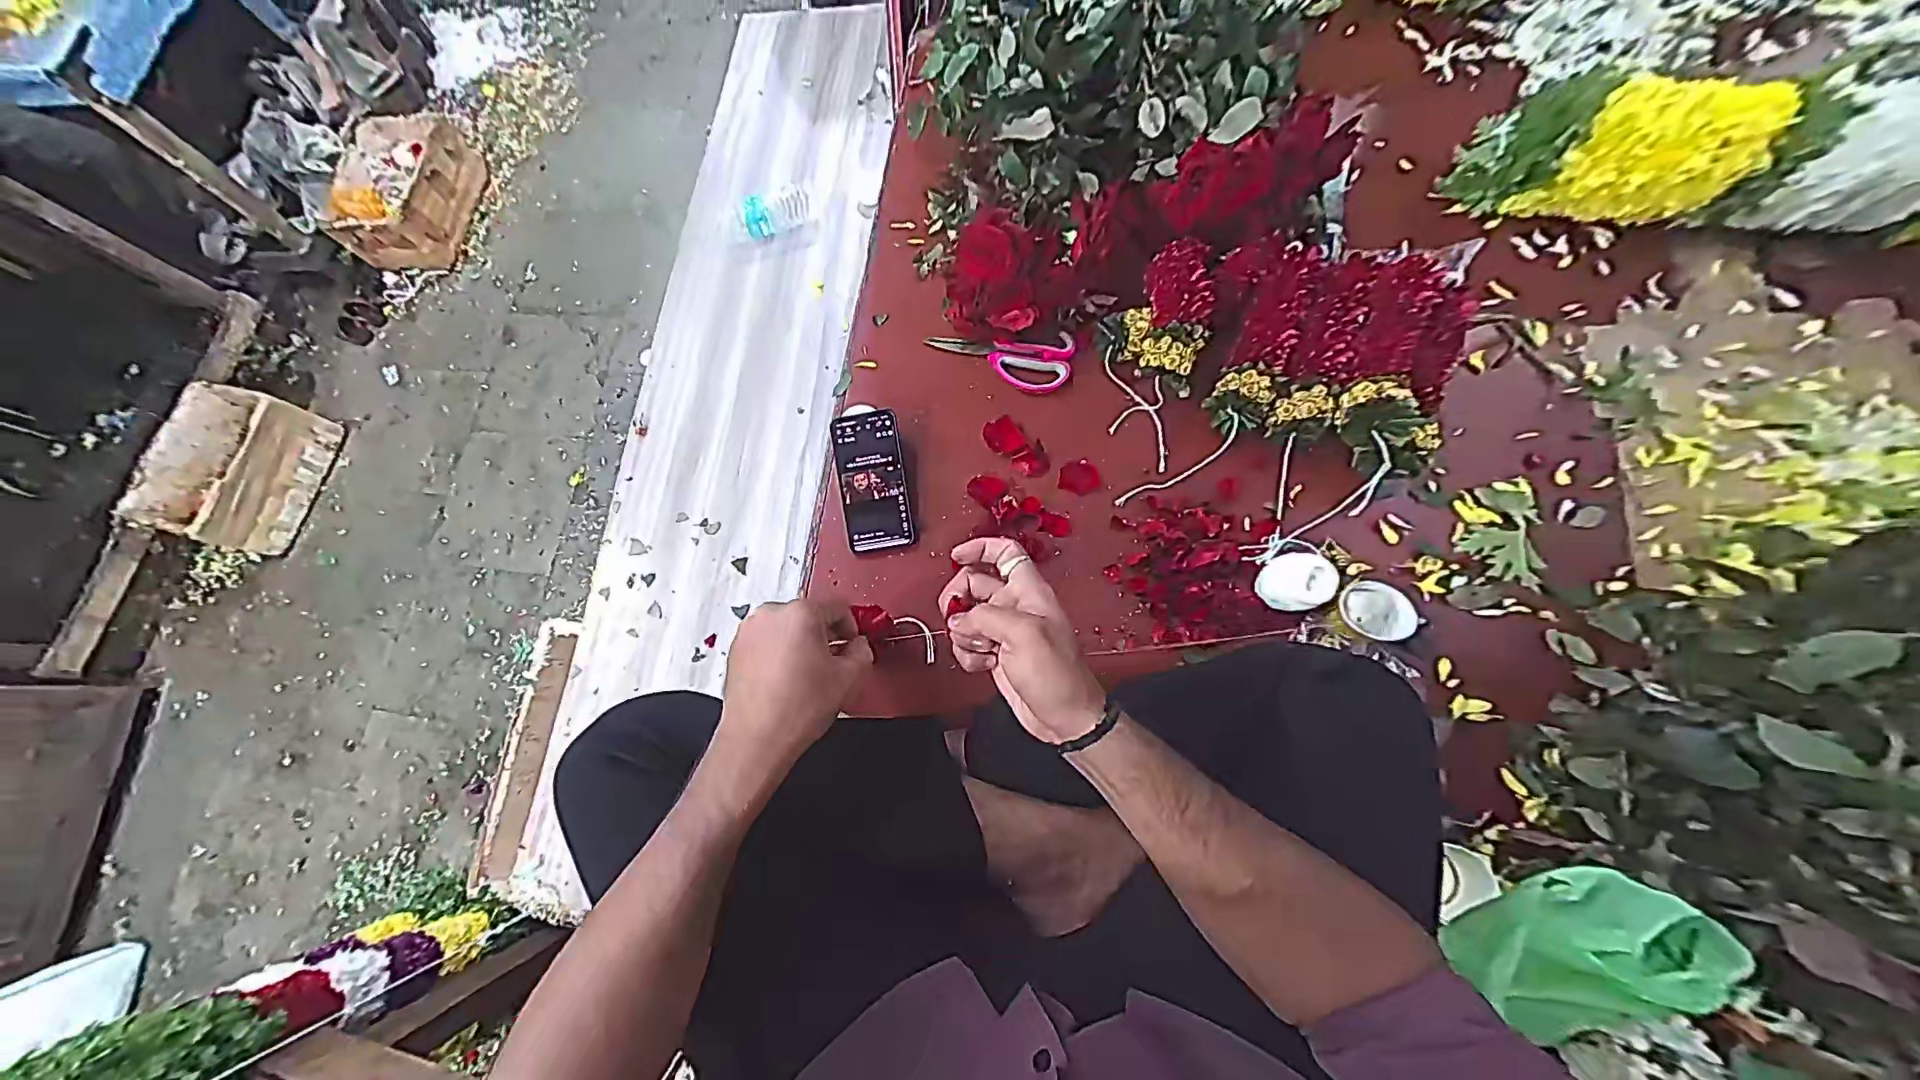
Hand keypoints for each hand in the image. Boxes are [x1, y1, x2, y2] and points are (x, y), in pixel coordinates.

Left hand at [719, 600, 872, 768]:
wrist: (757, 739)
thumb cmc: (795, 709)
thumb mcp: (848, 677)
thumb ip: (862, 651)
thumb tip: (859, 647)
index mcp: (801, 613)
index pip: (836, 607)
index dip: (851, 627)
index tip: (852, 642)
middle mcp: (771, 615)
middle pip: (809, 616)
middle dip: (824, 636)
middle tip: (834, 661)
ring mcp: (750, 632)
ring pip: (786, 629)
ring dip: (801, 644)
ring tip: (809, 675)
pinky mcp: (736, 650)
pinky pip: (767, 642)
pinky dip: (779, 654)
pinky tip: (788, 680)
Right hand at [940, 538, 1105, 743]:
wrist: (1064, 717)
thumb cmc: (1057, 675)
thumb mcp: (1023, 635)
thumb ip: (986, 616)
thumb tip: (959, 619)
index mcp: (1029, 592)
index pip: (1005, 553)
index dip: (980, 548)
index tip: (956, 556)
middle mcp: (1016, 606)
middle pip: (976, 583)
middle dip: (960, 598)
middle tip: (955, 616)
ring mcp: (1005, 631)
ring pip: (967, 616)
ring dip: (963, 631)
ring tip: (980, 648)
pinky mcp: (996, 654)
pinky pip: (969, 643)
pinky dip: (967, 652)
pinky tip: (981, 664)